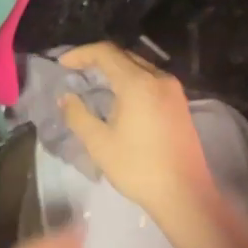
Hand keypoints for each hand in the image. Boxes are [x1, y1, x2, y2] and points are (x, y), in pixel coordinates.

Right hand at [59, 42, 215, 220]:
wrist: (185, 194)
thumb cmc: (138, 168)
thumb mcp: (100, 144)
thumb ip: (78, 115)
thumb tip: (66, 97)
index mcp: (138, 83)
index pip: (106, 52)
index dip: (82, 54)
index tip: (63, 64)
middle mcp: (159, 78)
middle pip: (124, 55)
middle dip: (98, 59)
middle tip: (76, 72)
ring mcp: (173, 90)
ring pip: (140, 66)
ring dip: (116, 69)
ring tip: (95, 83)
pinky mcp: (180, 103)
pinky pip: (152, 79)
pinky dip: (132, 80)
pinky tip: (121, 98)